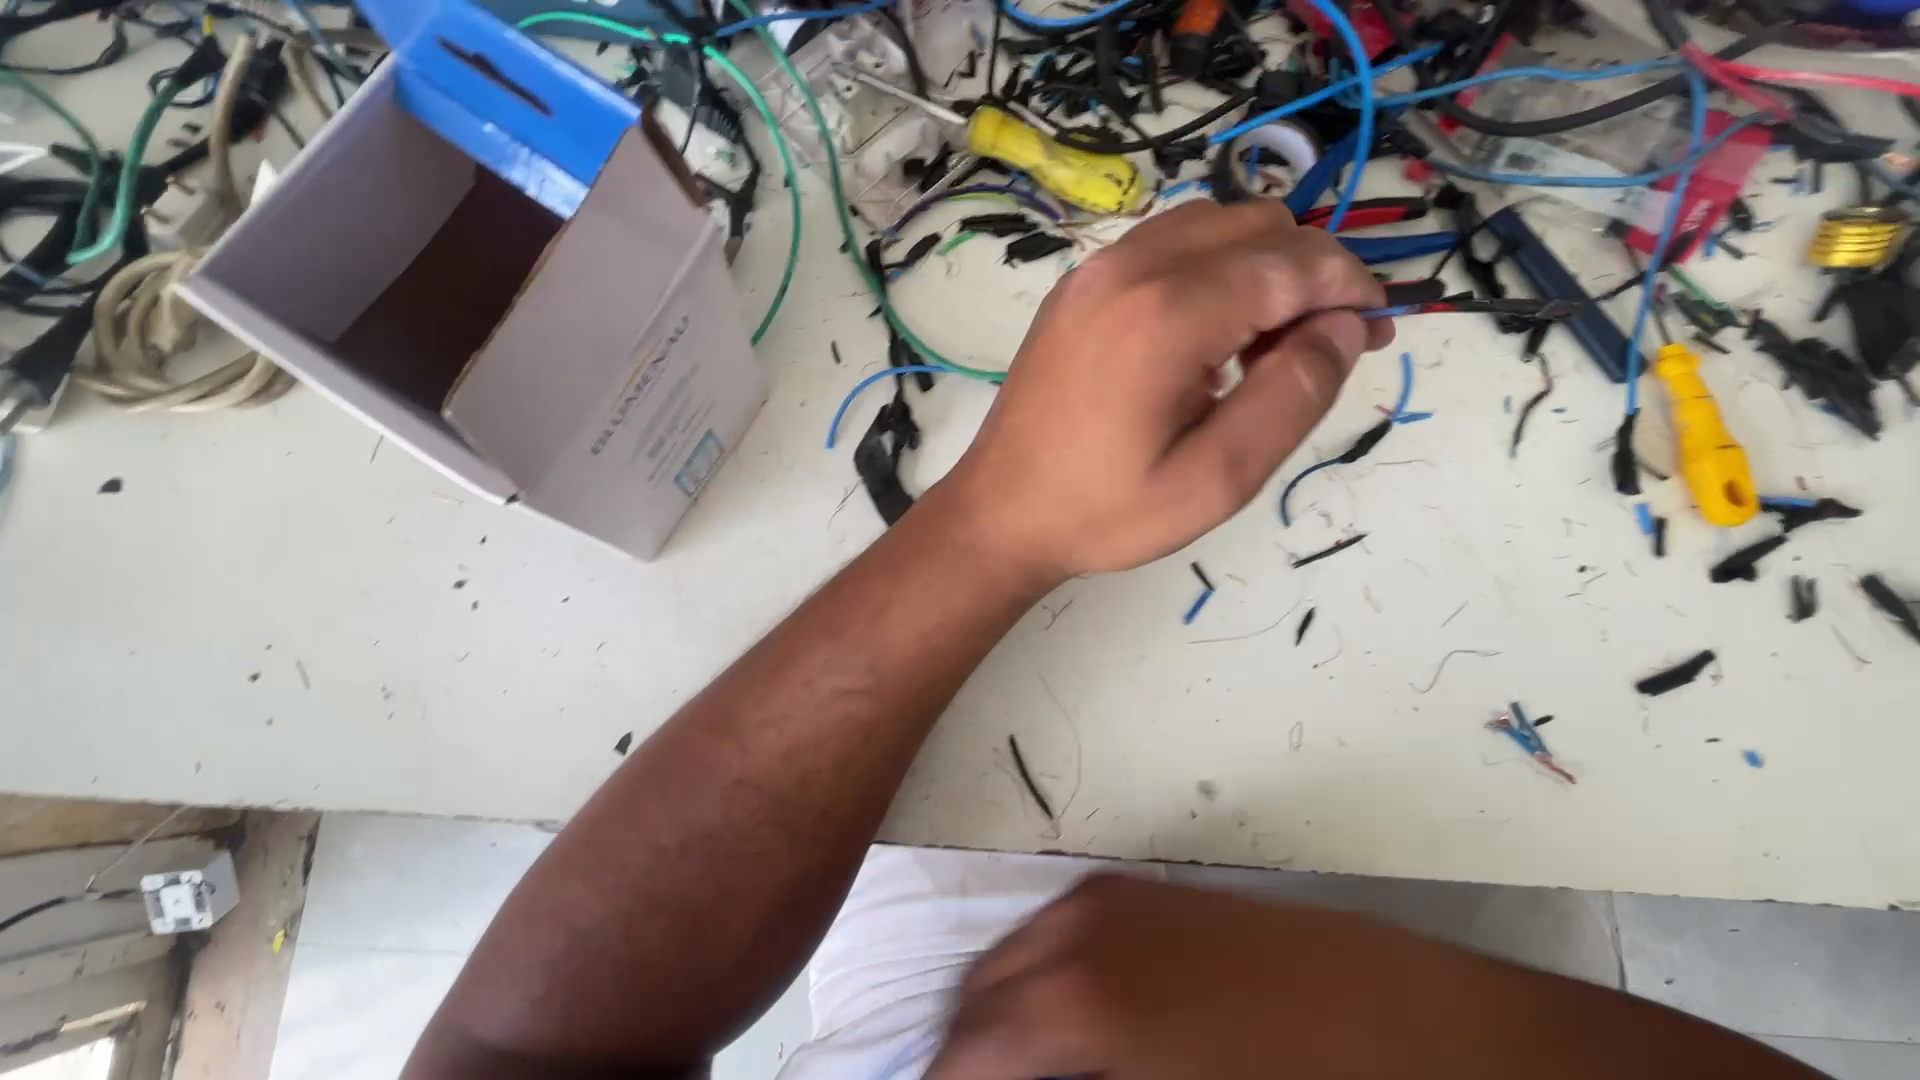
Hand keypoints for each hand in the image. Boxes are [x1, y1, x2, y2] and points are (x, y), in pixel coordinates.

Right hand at [925, 875, 1829, 1079]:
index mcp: (1078, 997)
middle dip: (970, 1056)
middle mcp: (1081, 927)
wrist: (1449, 1043)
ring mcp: (1120, 901)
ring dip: (1006, 1022)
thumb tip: (1024, 1079)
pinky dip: (1047, 986)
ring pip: (1018, 961)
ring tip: (1026, 1076)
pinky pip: (1064, 938)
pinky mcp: (1159, 896)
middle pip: (979, 997)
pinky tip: (1082, 1037)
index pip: (962, 1054)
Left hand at [928, 200, 1392, 581]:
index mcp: (1165, 314)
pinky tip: (1206, 339)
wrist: (1001, 512)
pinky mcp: (1075, 287)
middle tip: (1318, 351)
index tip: (1375, 332)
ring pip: (1211, 225)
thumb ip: (1293, 396)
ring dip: (1259, 268)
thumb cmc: (1105, 511)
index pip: (1291, 263)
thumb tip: (1344, 327)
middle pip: (1257, 227)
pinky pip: (1165, 246)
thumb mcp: (1217, 480)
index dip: (1349, 289)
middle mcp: (1128, 269)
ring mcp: (1093, 272)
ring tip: (1262, 350)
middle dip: (1310, 274)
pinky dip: (1209, 271)